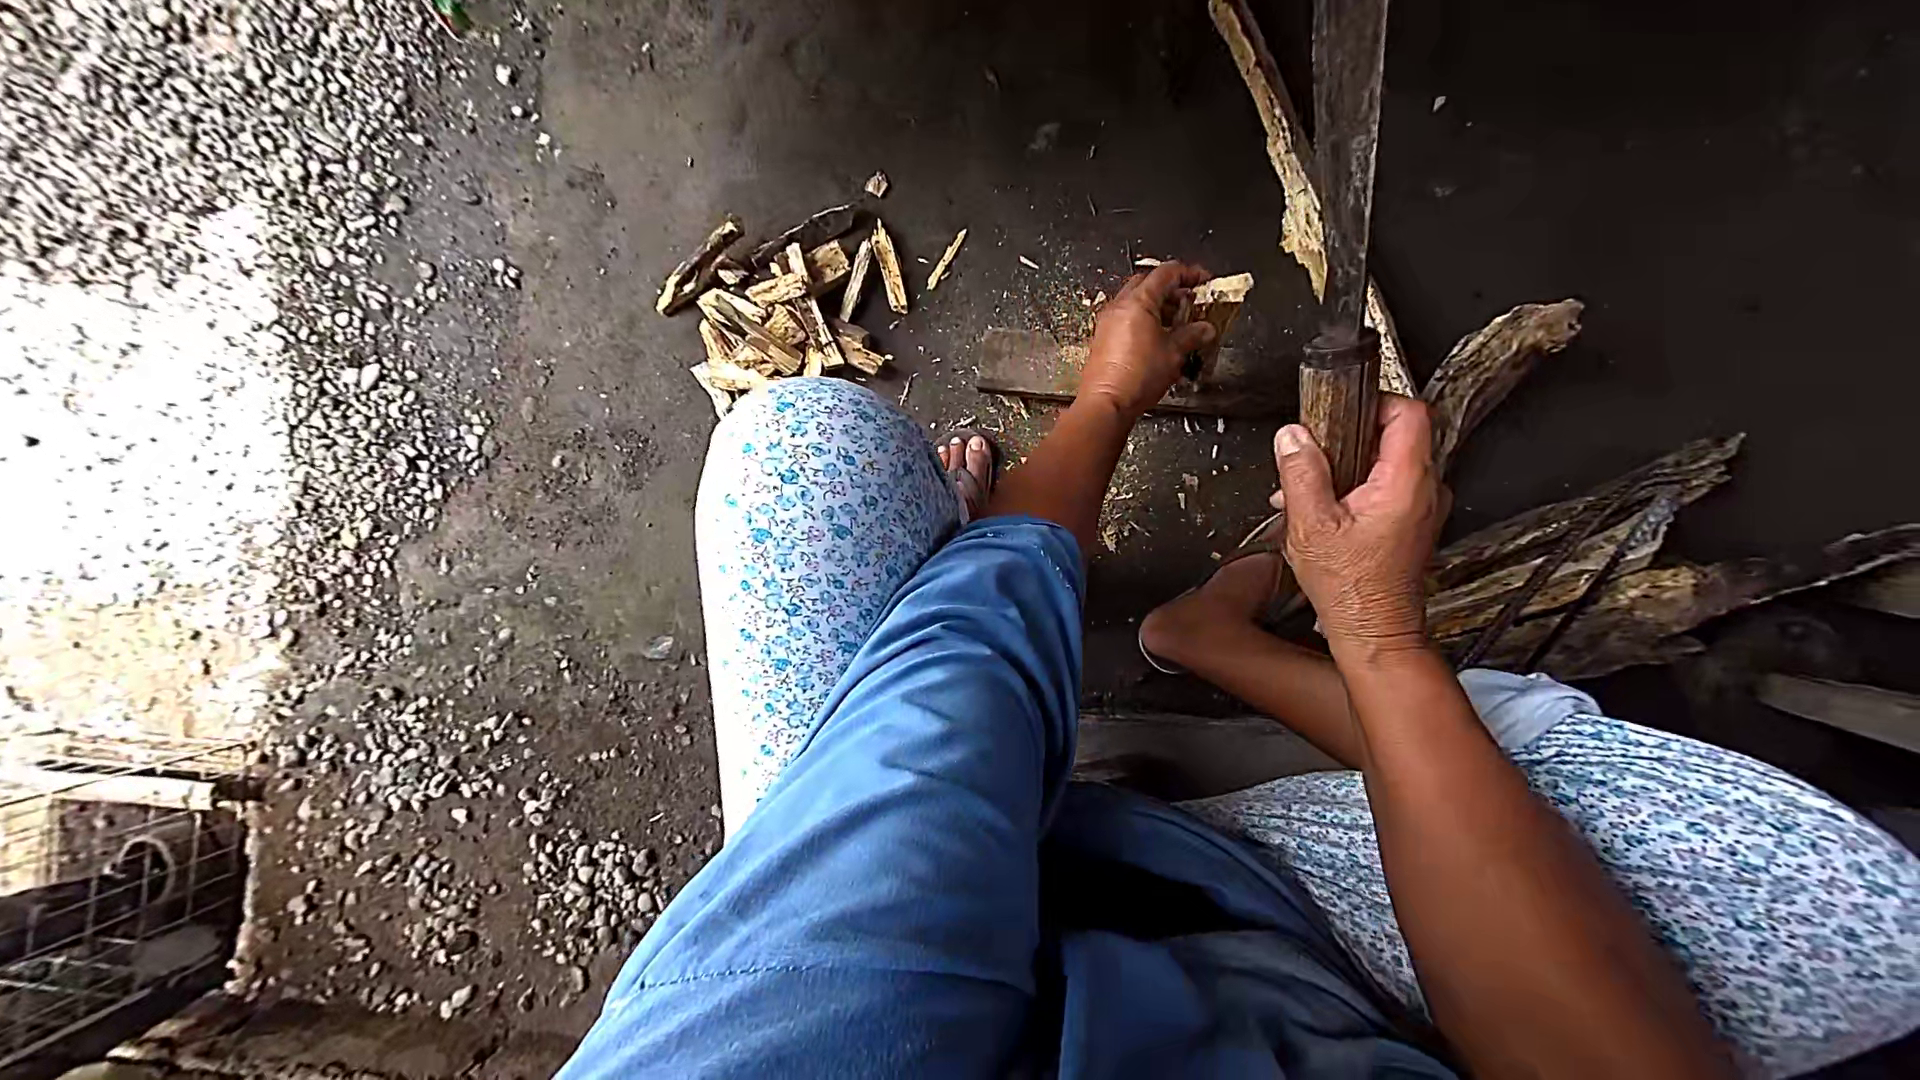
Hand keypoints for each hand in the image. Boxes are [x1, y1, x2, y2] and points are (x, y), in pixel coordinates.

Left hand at [1079, 261, 1217, 418]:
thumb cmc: (1136, 377)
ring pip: (1135, 303)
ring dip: (1157, 307)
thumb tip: (1204, 329)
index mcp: (1138, 302)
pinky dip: (1143, 322)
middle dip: (1171, 290)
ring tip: (1177, 323)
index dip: (1189, 273)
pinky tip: (1157, 338)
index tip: (1203, 281)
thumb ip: (1193, 335)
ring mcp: (1107, 324)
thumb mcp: (1174, 353)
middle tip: (1190, 302)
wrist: (1106, 403)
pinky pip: (1125, 321)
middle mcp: (1118, 308)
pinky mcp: (1102, 340)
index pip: (1166, 273)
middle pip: (1148, 284)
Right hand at [1271, 394, 1444, 657]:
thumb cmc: (1351, 588)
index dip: (1374, 400)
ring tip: (1308, 490)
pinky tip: (1320, 509)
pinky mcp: (1410, 522)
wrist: (1372, 629)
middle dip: (1346, 438)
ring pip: (1386, 462)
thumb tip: (1292, 437)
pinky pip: (1386, 486)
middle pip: (1395, 435)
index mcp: (1406, 483)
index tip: (1342, 406)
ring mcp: (1421, 508)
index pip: (1409, 413)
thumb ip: (1301, 473)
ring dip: (1345, 466)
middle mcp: (1425, 491)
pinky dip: (1353, 488)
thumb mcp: (1310, 525)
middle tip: (1314, 452)